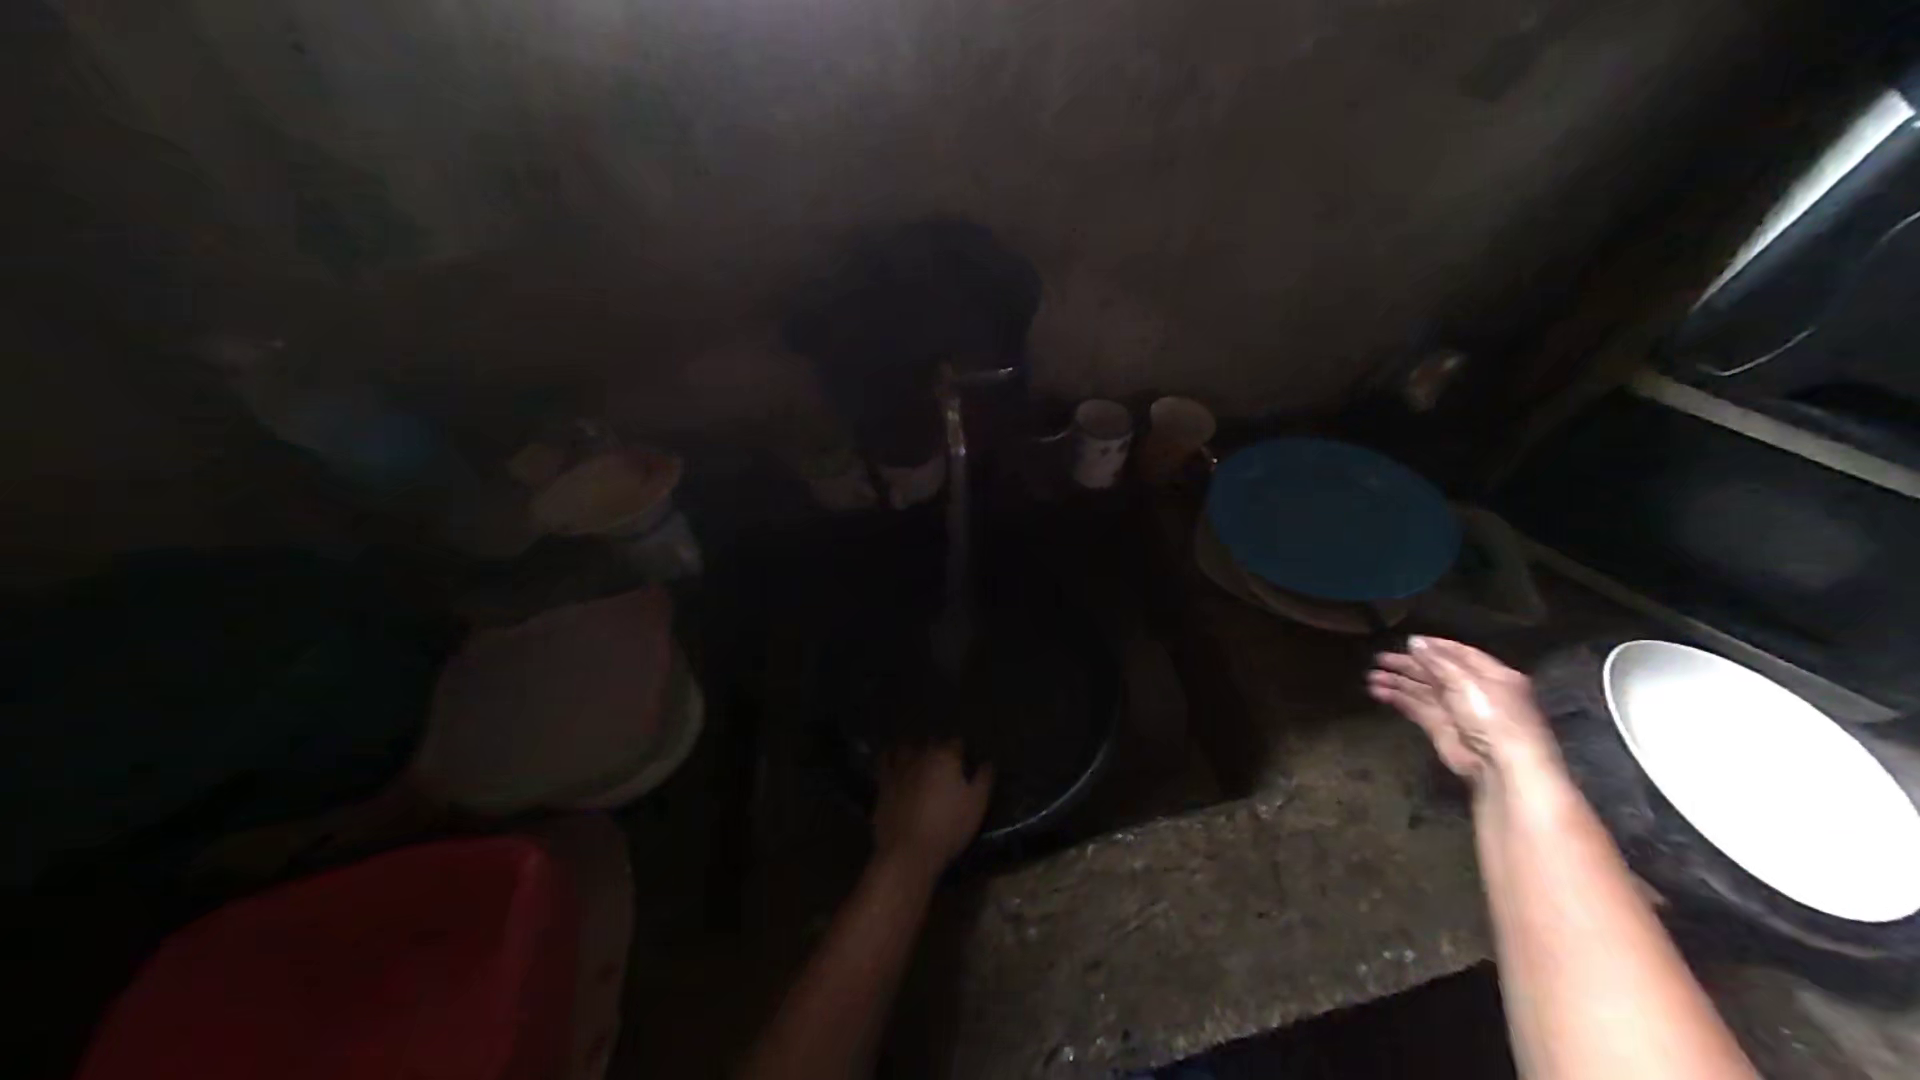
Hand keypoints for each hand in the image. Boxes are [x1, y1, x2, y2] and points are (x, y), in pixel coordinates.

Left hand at [872, 741, 994, 876]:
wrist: (909, 851)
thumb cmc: (948, 827)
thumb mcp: (977, 804)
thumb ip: (984, 779)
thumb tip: (988, 762)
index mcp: (945, 756)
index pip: (957, 742)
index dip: (962, 752)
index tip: (965, 764)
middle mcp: (921, 754)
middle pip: (932, 741)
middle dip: (939, 748)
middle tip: (945, 765)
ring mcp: (899, 766)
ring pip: (907, 745)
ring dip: (915, 748)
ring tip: (920, 758)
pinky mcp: (883, 780)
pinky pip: (885, 758)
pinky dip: (891, 756)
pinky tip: (895, 762)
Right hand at [1367, 636, 1559, 786]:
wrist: (1500, 766)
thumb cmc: (1491, 716)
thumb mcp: (1465, 681)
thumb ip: (1436, 660)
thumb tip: (1414, 641)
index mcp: (1491, 675)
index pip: (1460, 654)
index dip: (1434, 646)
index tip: (1407, 640)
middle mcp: (1474, 690)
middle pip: (1436, 672)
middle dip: (1408, 664)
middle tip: (1379, 659)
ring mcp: (1456, 710)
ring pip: (1422, 690)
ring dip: (1398, 682)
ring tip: (1371, 676)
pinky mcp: (1440, 728)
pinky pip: (1415, 708)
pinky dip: (1397, 699)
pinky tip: (1378, 692)